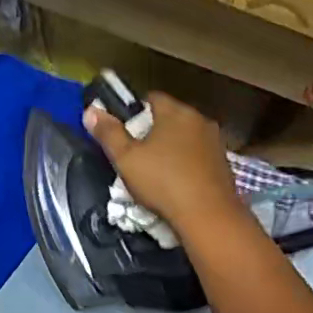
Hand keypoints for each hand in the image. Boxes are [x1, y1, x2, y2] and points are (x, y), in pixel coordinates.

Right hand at [84, 91, 248, 232]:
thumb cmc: (162, 181)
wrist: (207, 214)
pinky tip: (175, 181)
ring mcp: (215, 141)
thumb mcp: (126, 159)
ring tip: (154, 170)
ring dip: (170, 147)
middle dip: (152, 130)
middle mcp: (199, 119)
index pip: (152, 98)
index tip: (122, 131)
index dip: (133, 111)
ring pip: (185, 137)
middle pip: (170, 117)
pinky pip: (197, 155)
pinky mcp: (223, 162)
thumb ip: (108, 133)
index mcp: (175, 112)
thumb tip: (90, 110)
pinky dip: (185, 162)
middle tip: (133, 153)